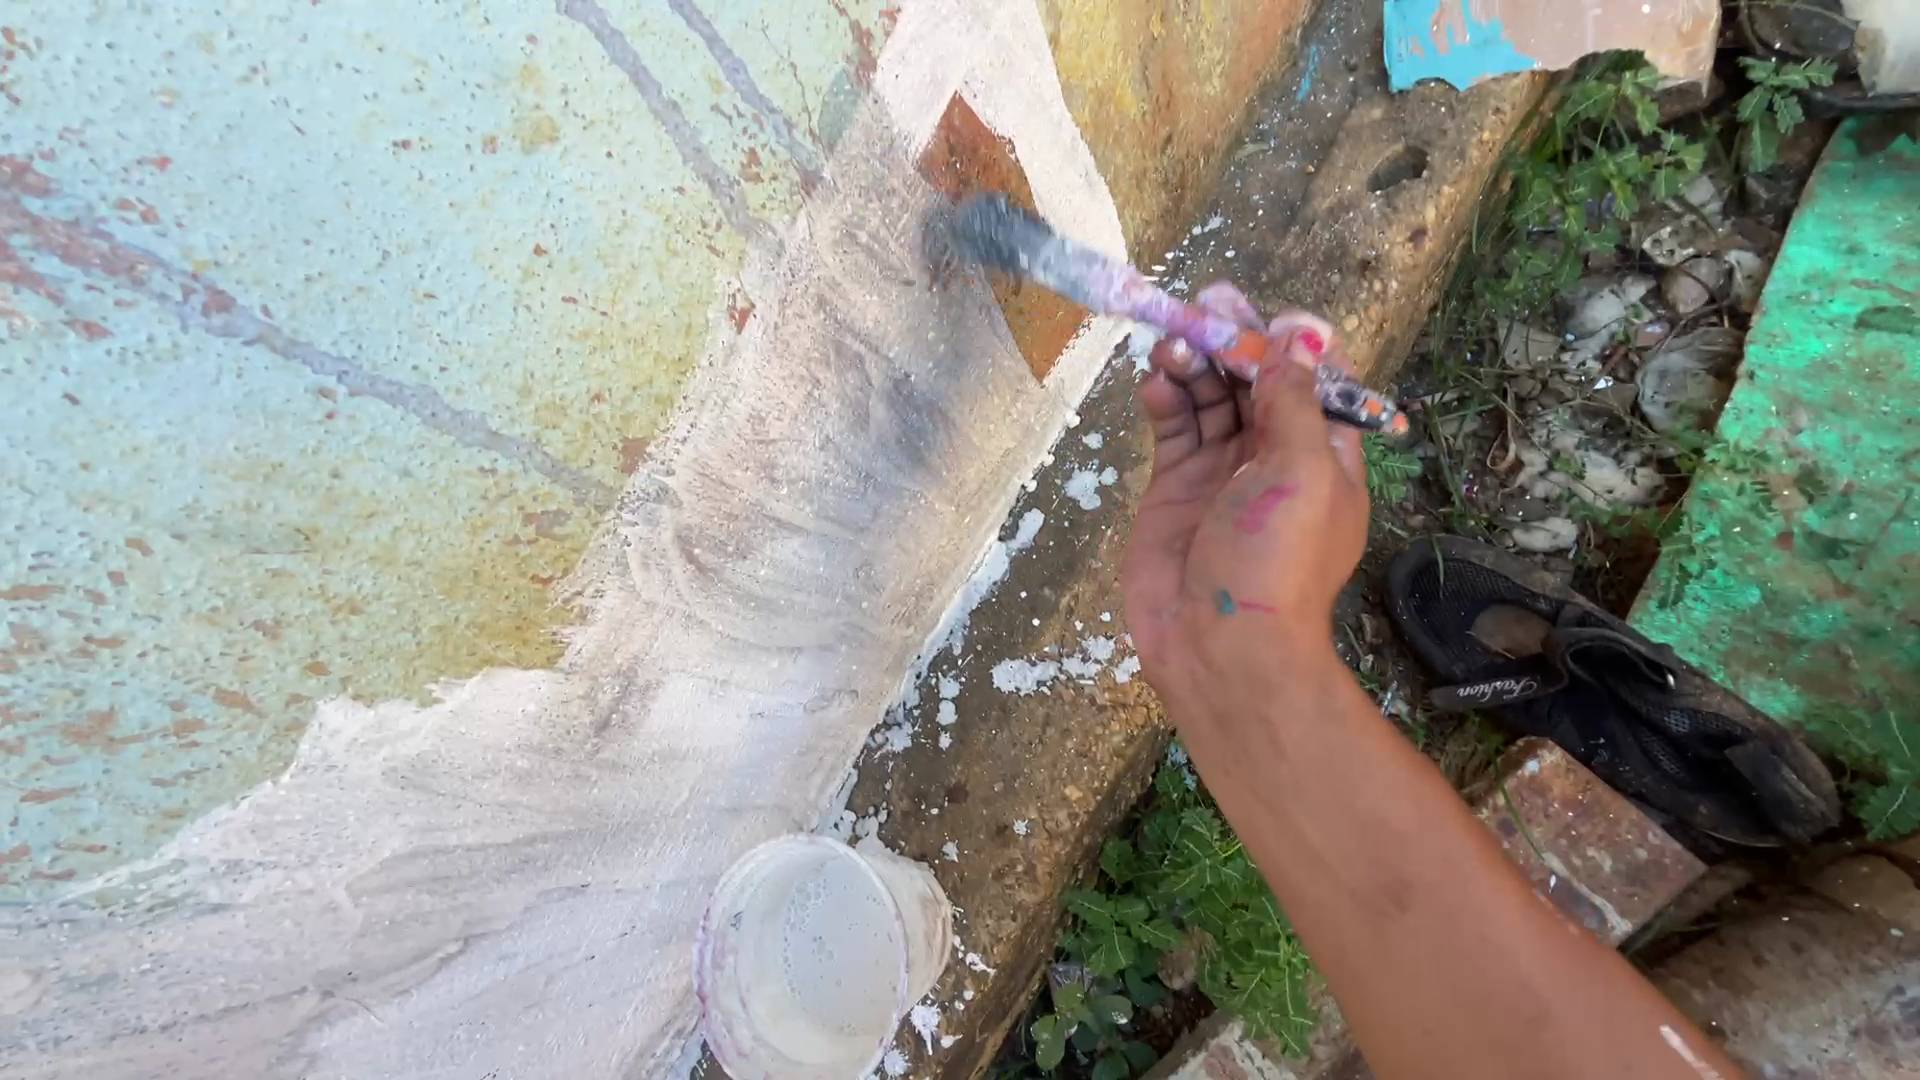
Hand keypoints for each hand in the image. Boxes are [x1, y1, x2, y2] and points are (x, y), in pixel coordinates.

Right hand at [1120, 288, 1368, 716]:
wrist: (1216, 644)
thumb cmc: (1274, 560)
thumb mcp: (1300, 472)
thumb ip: (1292, 399)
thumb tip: (1297, 332)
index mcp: (1320, 453)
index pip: (1312, 379)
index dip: (1286, 342)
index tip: (1258, 315)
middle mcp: (1272, 456)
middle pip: (1252, 380)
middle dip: (1229, 341)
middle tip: (1200, 304)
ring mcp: (1220, 472)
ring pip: (1208, 400)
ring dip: (1192, 366)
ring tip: (1169, 344)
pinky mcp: (1174, 487)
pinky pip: (1172, 430)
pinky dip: (1164, 401)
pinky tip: (1154, 383)